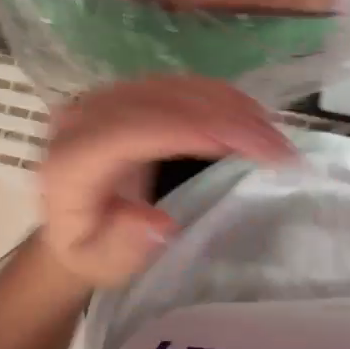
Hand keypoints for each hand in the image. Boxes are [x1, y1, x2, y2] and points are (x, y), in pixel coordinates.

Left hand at [38, 76, 295, 288]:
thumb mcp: (99, 263)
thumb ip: (123, 245)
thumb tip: (161, 223)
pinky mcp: (127, 92)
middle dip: (225, 118)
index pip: (133, 129)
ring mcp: (107, 98)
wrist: (69, 223)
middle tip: (280, 147)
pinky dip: (218, 97)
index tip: (247, 145)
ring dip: (229, 105)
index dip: (192, 129)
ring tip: (275, 134)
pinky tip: (251, 115)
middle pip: (161, 101)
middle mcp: (86, 116)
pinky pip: (177, 84)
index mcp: (73, 157)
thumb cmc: (87, 250)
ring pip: (174, 86)